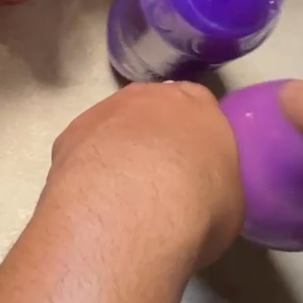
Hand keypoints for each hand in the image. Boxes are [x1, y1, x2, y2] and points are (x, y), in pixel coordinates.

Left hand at [44, 82, 244, 267]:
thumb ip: (217, 183)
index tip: (193, 162)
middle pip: (153, 109)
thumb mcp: (230, 203)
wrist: (131, 206)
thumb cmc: (197, 205)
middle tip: (158, 179)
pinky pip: (85, 147)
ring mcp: (106, 109)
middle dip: (154, 137)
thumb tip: (205, 193)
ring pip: (115, 125)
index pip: (199, 104)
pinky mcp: (72, 131)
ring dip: (118, 151)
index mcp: (198, 106)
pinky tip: (94, 199)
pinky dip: (89, 168)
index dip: (194, 134)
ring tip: (122, 195)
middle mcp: (151, 96)